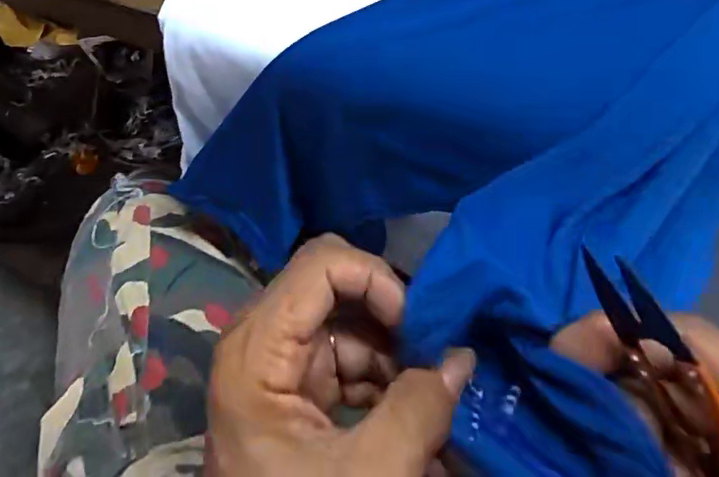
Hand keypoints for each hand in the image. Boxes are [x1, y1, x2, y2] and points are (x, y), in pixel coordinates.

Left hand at [206, 234, 475, 476]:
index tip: (415, 327)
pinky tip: (411, 411)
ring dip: (392, 351)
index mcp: (257, 347)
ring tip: (430, 393)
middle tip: (430, 352)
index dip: (375, 278)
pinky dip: (380, 377)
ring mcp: (275, 364)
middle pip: (334, 284)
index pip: (322, 262)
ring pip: (346, 320)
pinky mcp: (292, 390)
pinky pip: (343, 356)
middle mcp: (259, 339)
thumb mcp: (370, 473)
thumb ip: (420, 408)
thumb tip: (462, 357)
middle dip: (390, 314)